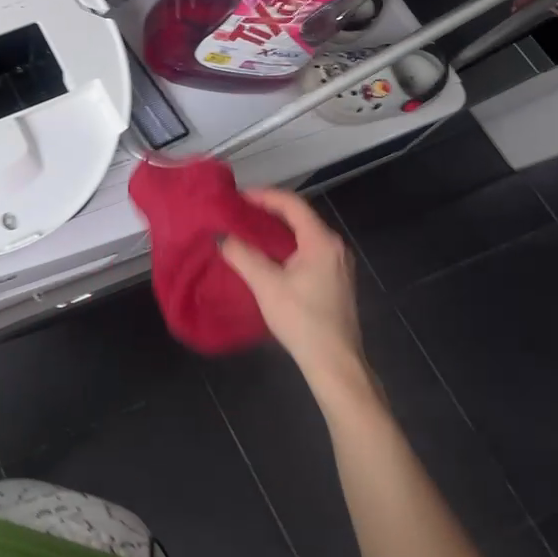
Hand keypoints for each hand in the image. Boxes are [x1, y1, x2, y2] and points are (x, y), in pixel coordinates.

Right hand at [218, 189, 367, 395]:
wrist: (334, 361)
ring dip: (272, 229)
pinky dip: (282, 245)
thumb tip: (220, 236)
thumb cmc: (301, 319)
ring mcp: (337, 264)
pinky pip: (305, 250)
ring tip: (242, 231)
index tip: (234, 197)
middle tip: (233, 213)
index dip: (263, 195)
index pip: (292, 204)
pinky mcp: (333, 279)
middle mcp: (334, 247)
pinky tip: (262, 255)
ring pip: (301, 234)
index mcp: (321, 242)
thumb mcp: (266, 285)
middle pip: (298, 217)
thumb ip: (242, 255)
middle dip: (265, 211)